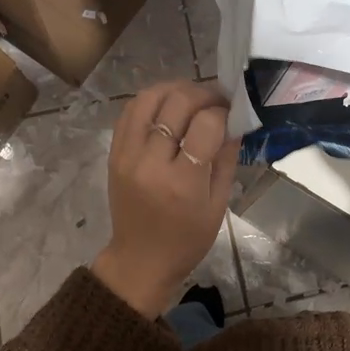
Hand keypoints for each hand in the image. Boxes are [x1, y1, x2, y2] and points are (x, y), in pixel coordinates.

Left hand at [92, 81, 238, 317]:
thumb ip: (226, 158)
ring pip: (149, 98)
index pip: (206, 125)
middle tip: (217, 100)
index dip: (222, 112)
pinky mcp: (114, 153)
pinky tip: (168, 106)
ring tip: (192, 97)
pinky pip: (130, 111)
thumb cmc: (187, 239)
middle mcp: (151, 163)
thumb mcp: (218, 204)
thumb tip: (235, 119)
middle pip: (177, 104)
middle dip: (203, 94)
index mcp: (182, 183)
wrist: (140, 261)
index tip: (231, 113)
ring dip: (175, 89)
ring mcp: (127, 155)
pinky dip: (151, 100)